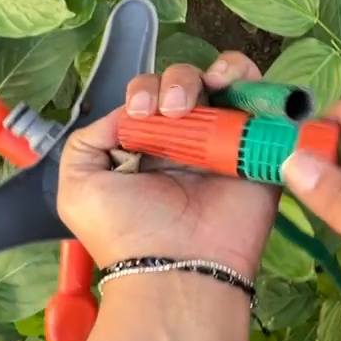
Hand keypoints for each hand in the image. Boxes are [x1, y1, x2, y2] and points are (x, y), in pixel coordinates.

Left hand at [57, 53, 277, 280]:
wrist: (178, 266)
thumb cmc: (127, 230)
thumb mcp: (79, 187)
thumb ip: (88, 141)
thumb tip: (125, 114)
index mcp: (149, 144)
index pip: (150, 96)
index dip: (145, 92)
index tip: (143, 113)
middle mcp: (189, 137)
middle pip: (186, 83)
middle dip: (175, 83)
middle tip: (172, 109)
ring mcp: (226, 138)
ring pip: (225, 81)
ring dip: (212, 74)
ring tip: (205, 93)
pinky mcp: (258, 144)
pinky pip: (261, 100)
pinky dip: (249, 80)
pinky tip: (231, 86)